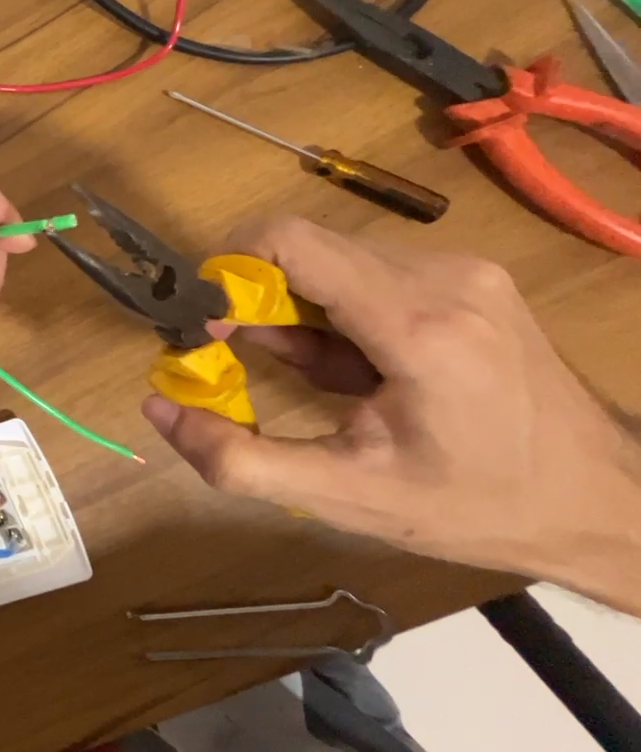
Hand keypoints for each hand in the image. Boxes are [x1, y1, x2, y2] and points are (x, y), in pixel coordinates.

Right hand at [141, 215, 640, 605]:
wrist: (615, 510)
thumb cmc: (478, 506)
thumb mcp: (344, 496)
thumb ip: (236, 457)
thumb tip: (157, 408)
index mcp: (418, 324)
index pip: (287, 240)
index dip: (224, 271)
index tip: (209, 326)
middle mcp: (444, 277)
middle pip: (300, 251)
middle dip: (255, 303)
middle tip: (255, 362)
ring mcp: (462, 273)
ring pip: (327, 260)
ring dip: (294, 311)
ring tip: (323, 378)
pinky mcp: (466, 280)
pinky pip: (361, 272)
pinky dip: (331, 313)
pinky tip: (354, 367)